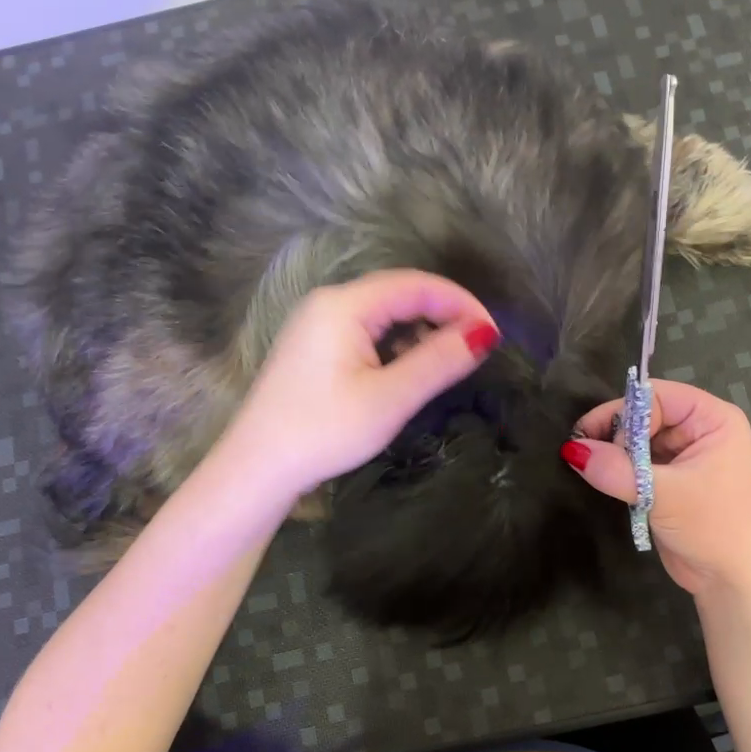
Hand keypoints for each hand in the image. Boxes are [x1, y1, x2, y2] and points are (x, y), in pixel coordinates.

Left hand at [218, 269, 500, 500]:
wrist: (258, 466)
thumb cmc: (324, 431)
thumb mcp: (389, 399)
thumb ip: (438, 362)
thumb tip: (484, 334)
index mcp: (345, 305)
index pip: (415, 285)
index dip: (460, 302)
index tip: (492, 332)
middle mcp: (328, 303)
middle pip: (398, 294)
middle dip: (441, 315)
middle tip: (476, 348)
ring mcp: (315, 326)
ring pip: (381, 315)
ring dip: (418, 333)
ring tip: (447, 363)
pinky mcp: (311, 350)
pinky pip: (363, 333)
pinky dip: (393, 346)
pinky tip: (407, 373)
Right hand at [561, 380, 750, 599]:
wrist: (739, 581)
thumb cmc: (717, 527)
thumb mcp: (665, 494)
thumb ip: (617, 470)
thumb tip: (572, 450)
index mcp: (712, 420)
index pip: (656, 397)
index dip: (623, 413)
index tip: (591, 438)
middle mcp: (699, 433)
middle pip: (644, 418)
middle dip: (615, 436)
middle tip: (589, 460)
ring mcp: (685, 461)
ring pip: (637, 445)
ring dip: (615, 458)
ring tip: (592, 472)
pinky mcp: (671, 487)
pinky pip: (637, 469)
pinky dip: (620, 476)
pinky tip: (604, 485)